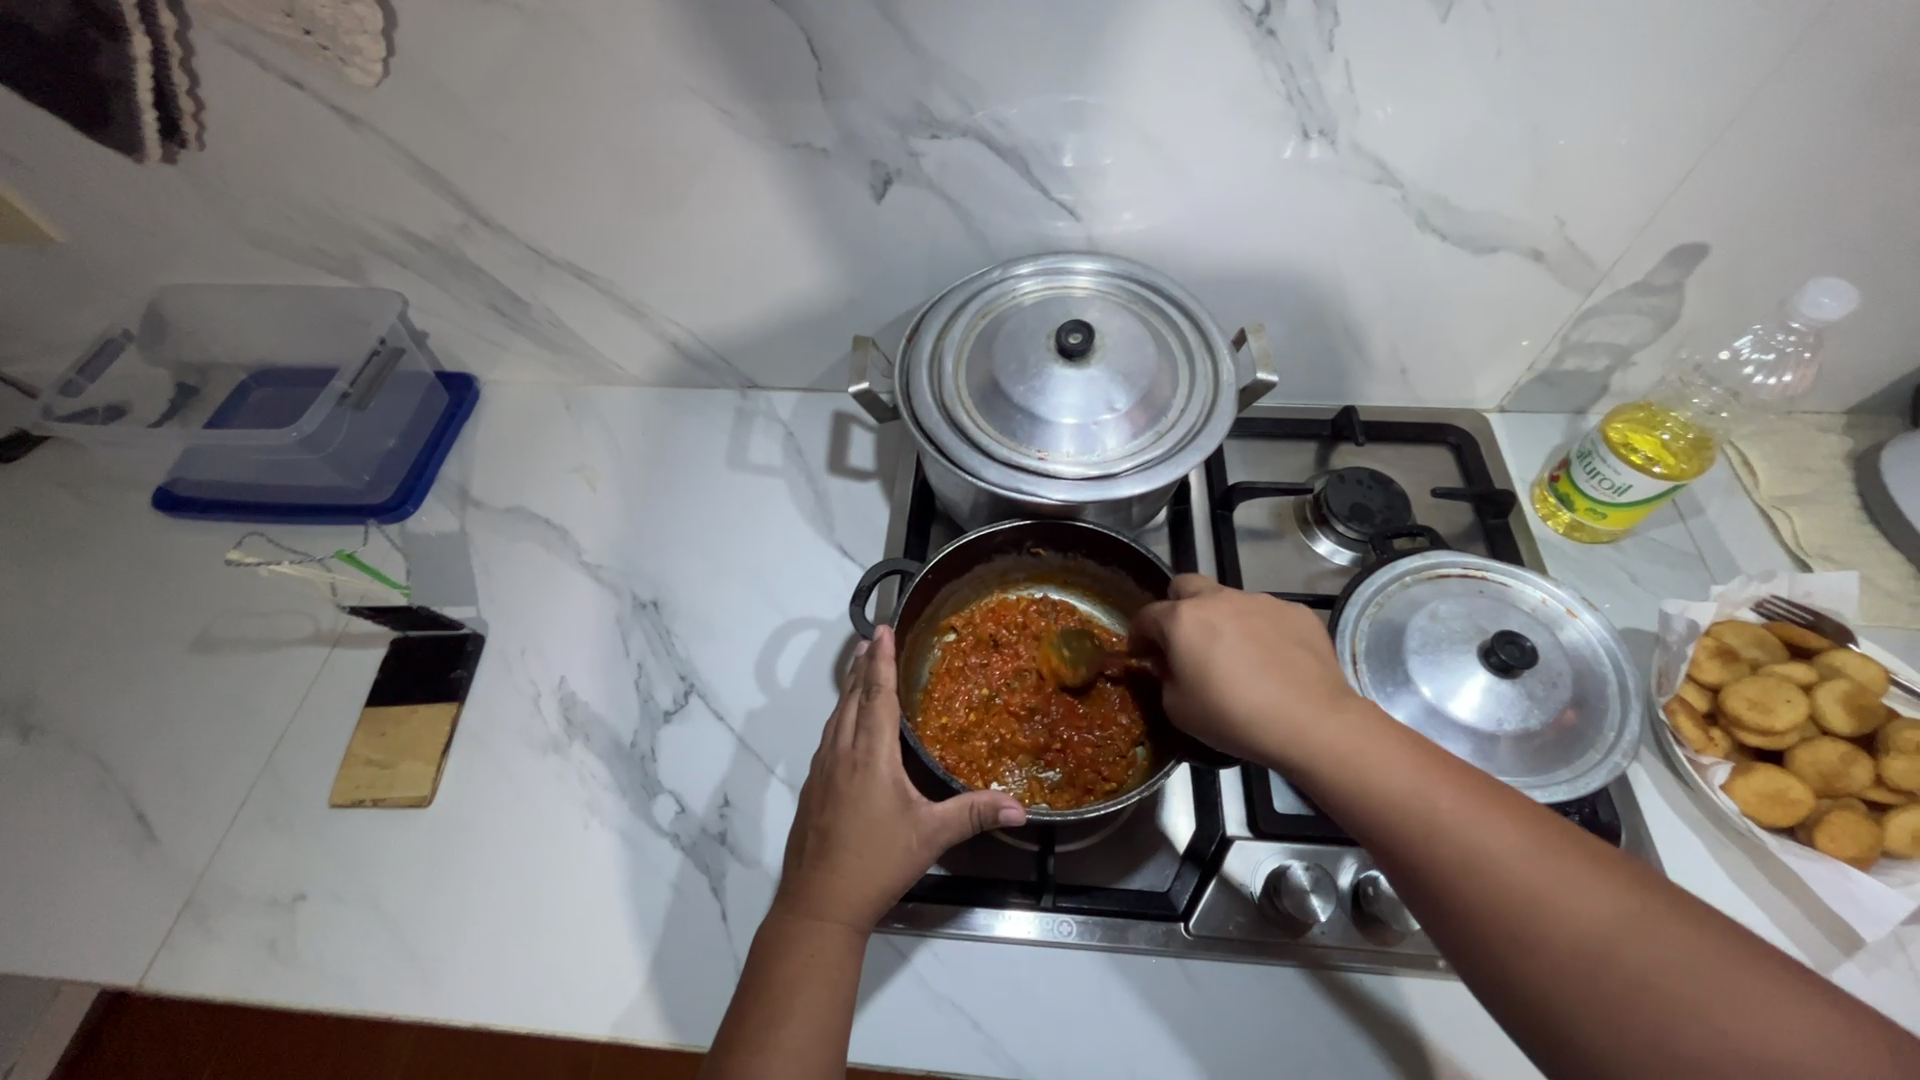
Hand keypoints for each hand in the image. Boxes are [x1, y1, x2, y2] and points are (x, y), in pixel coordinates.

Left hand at [774, 625, 1025, 933]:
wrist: (817, 903)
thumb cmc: (875, 863)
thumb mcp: (930, 836)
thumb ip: (973, 814)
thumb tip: (1020, 808)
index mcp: (869, 755)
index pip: (876, 695)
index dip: (880, 660)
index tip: (881, 629)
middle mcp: (841, 754)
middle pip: (850, 698)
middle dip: (862, 666)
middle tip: (871, 639)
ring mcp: (821, 771)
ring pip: (835, 717)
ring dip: (848, 689)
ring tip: (858, 671)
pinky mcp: (812, 789)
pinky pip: (827, 738)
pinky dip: (839, 717)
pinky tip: (844, 727)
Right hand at [1129, 575, 1365, 766]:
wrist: (1310, 721)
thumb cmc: (1233, 717)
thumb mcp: (1178, 709)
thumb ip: (1164, 679)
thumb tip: (1168, 665)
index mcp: (1182, 620)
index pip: (1146, 616)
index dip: (1139, 636)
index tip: (1143, 656)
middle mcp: (1218, 599)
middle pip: (1185, 586)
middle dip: (1177, 607)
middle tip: (1186, 641)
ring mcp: (1261, 601)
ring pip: (1229, 600)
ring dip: (1223, 620)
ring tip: (1238, 656)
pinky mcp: (1296, 612)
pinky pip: (1267, 615)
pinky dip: (1261, 631)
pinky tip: (1273, 661)